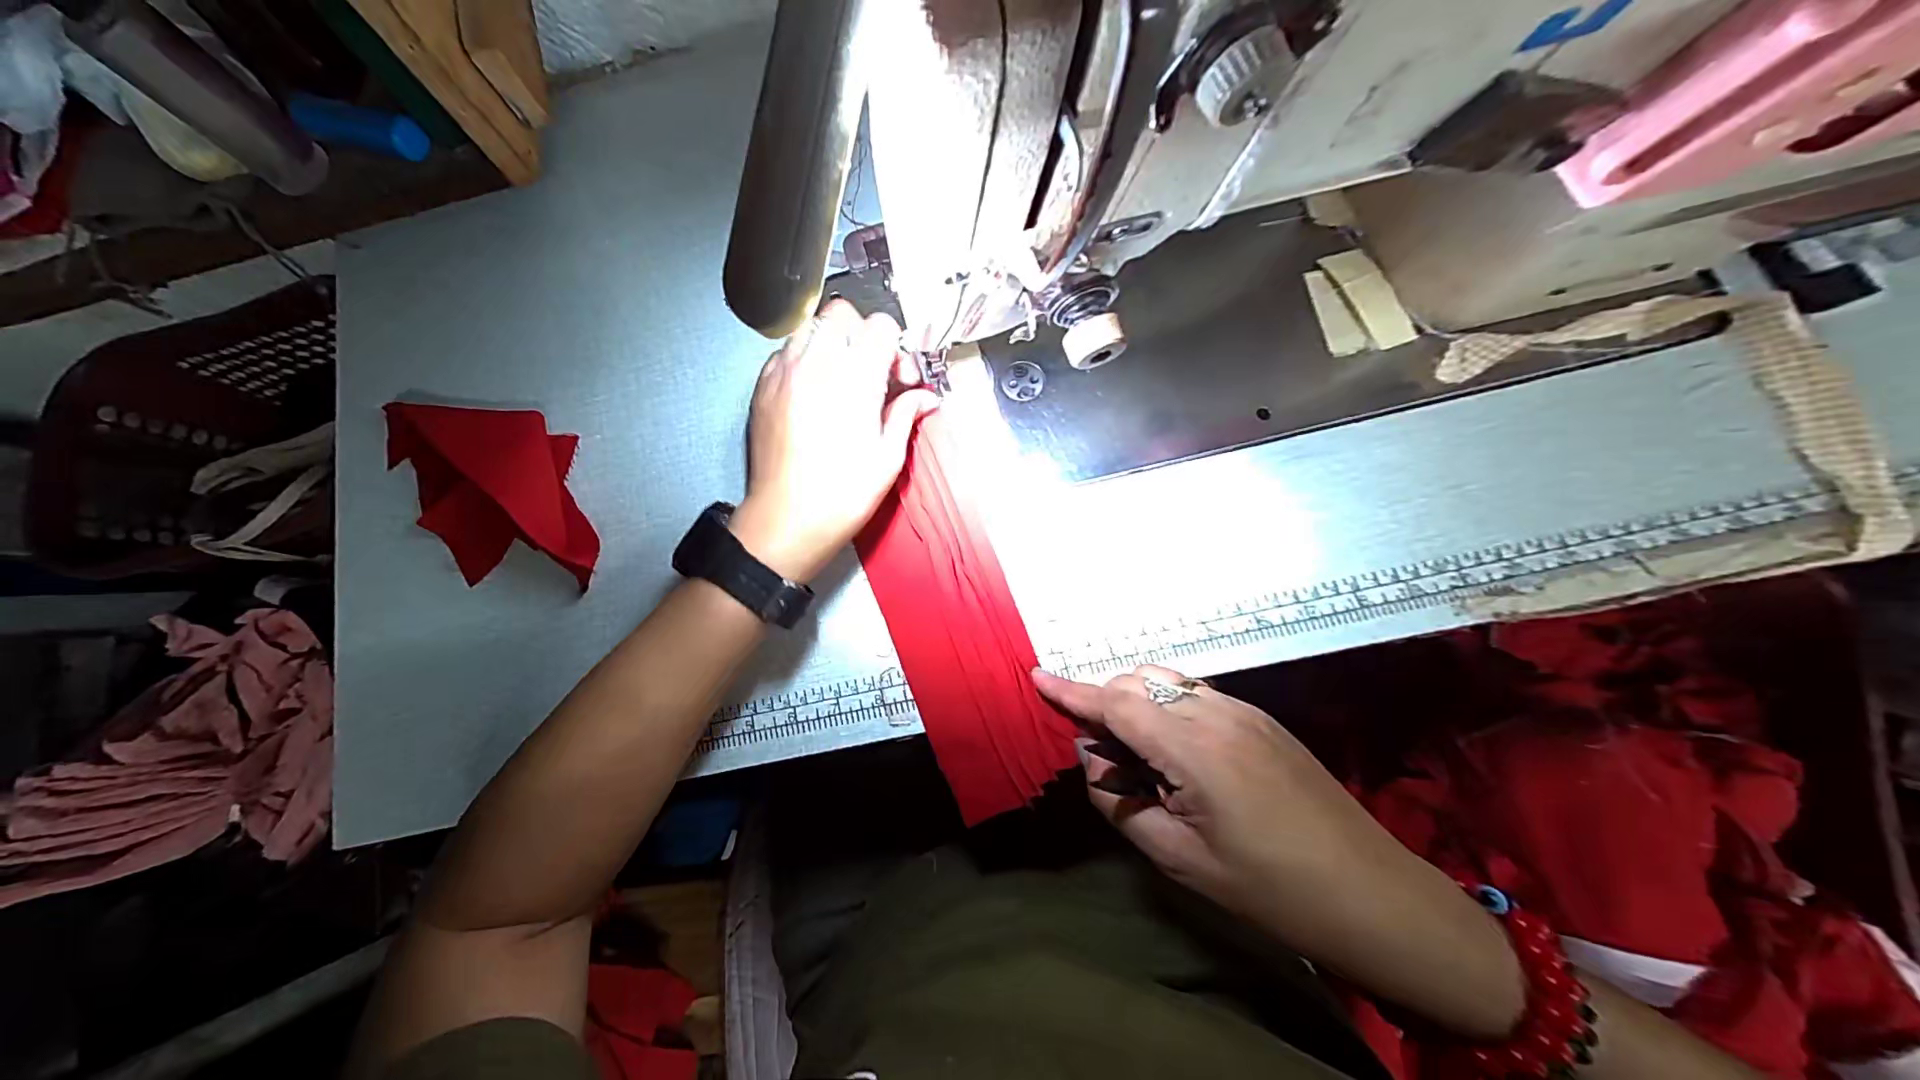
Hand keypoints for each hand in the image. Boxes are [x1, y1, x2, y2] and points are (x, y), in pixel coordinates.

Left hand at [731, 299, 939, 582]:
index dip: (896, 347)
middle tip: (873, 370)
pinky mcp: (762, 386)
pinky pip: (786, 351)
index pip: (880, 325)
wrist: (787, 520)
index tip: (899, 376)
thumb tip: (925, 399)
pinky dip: (804, 359)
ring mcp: (784, 372)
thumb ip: (905, 414)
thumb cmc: (841, 495)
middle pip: (843, 313)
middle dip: (863, 334)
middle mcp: (816, 364)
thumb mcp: (888, 456)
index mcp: (855, 378)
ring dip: (832, 342)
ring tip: (842, 379)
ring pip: (811, 326)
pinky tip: (815, 392)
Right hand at [1031, 663, 1525, 1038]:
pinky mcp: (1263, 720)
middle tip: (1100, 755)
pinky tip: (1176, 752)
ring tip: (1136, 754)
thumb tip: (1095, 761)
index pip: (1115, 702)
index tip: (1037, 675)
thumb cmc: (1268, 888)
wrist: (1371, 894)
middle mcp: (1217, 713)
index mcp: (1193, 748)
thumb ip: (1121, 803)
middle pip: (1138, 683)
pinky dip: (1168, 708)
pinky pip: (1197, 695)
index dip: (1071, 690)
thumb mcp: (1179, 858)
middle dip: (1104, 701)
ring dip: (1137, 702)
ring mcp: (1245, 712)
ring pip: (1168, 682)